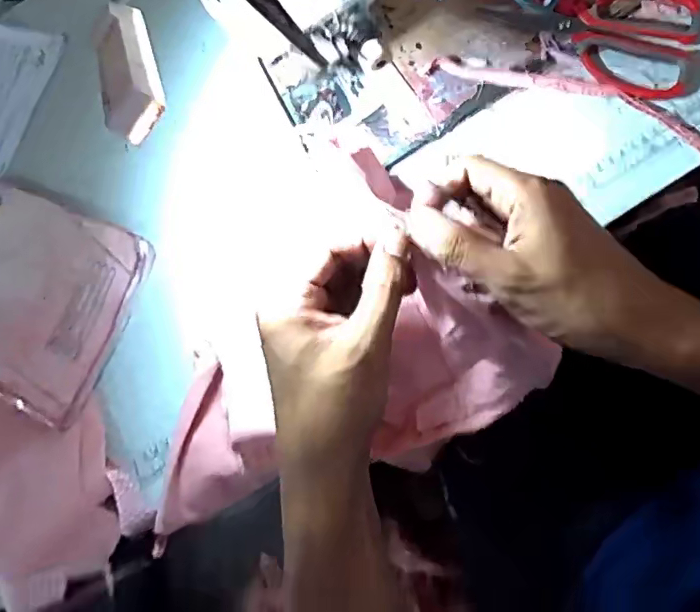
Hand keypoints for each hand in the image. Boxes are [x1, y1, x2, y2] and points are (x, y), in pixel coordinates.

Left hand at [258, 230, 411, 473]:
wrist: (326, 467)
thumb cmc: (340, 402)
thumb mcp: (367, 339)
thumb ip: (384, 282)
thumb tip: (400, 232)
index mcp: (284, 301)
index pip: (327, 248)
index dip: (367, 239)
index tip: (407, 242)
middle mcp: (288, 303)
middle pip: (335, 260)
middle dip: (376, 257)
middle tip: (415, 262)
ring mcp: (304, 319)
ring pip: (345, 278)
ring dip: (378, 274)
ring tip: (413, 278)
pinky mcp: (321, 334)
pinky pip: (347, 299)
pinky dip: (373, 293)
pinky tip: (401, 293)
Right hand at [403, 156, 699, 363]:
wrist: (638, 322)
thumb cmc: (572, 298)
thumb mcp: (506, 276)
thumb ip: (457, 245)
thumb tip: (412, 217)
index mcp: (526, 189)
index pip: (467, 165)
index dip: (436, 188)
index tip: (418, 226)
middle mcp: (536, 192)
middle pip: (478, 187)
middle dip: (450, 215)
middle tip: (432, 254)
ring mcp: (548, 213)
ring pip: (492, 211)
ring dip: (469, 235)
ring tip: (454, 269)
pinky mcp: (554, 235)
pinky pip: (510, 230)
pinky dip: (491, 247)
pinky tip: (483, 276)